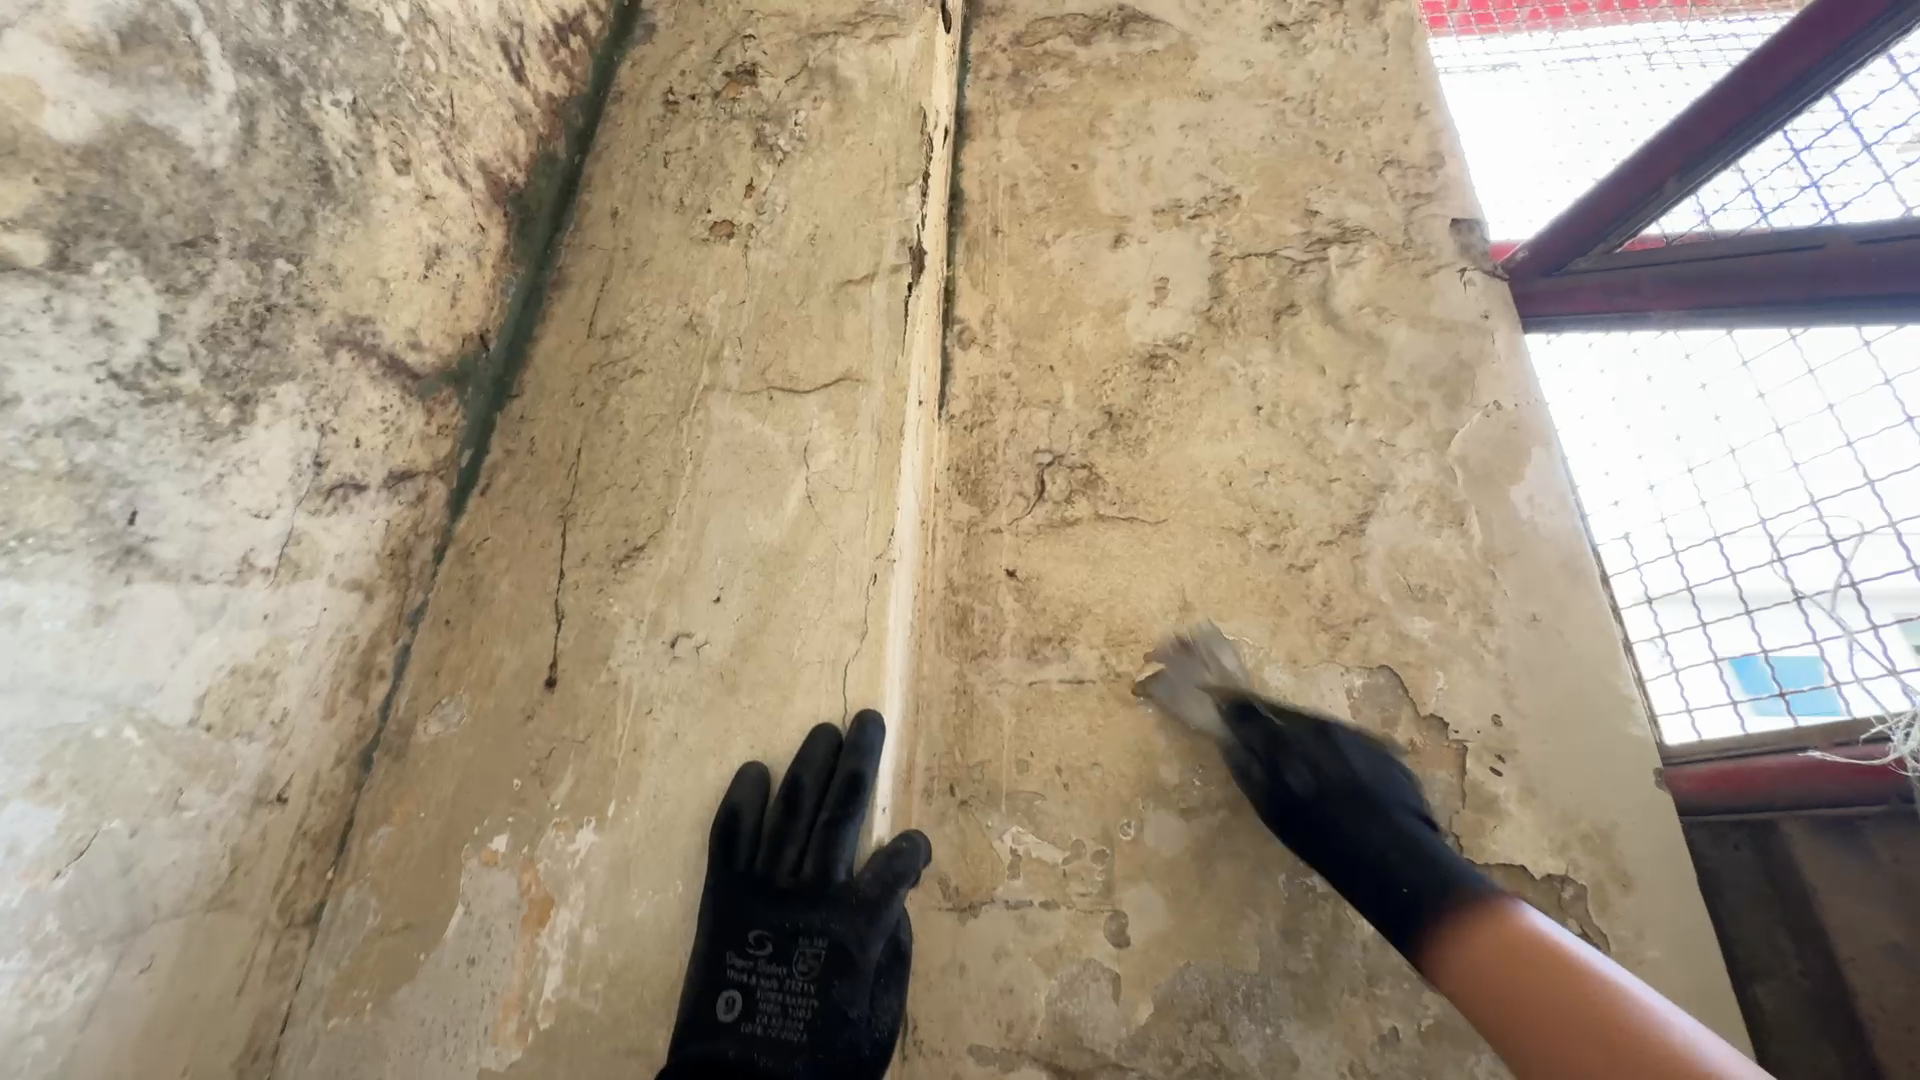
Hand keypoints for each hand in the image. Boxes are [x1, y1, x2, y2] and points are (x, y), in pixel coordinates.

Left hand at [661, 710, 931, 1079]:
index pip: (897, 865)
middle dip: (859, 761)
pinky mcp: (723, 899)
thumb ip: (894, 957)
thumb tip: (896, 904)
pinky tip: (754, 771)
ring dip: (808, 766)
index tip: (916, 847)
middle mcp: (812, 896)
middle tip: (868, 720)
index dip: (912, 850)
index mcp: (857, 928)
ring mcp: (763, 892)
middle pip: (841, 812)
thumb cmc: (820, 1062)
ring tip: (823, 730)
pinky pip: (729, 841)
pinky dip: (740, 804)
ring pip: (790, 813)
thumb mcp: (880, 1023)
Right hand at [1212, 691, 1498, 965]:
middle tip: (1258, 731)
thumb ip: (1248, 770)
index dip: (1233, 710)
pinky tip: (1334, 773)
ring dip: (1300, 733)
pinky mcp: (1378, 745)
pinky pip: (1343, 739)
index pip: (1246, 712)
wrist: (1394, 857)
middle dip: (1267, 719)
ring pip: (1314, 723)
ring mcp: (1350, 732)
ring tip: (1298, 756)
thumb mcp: (1272, 810)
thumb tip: (1229, 744)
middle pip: (1281, 712)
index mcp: (1282, 739)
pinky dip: (1330, 748)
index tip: (1222, 706)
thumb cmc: (1322, 841)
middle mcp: (1316, 725)